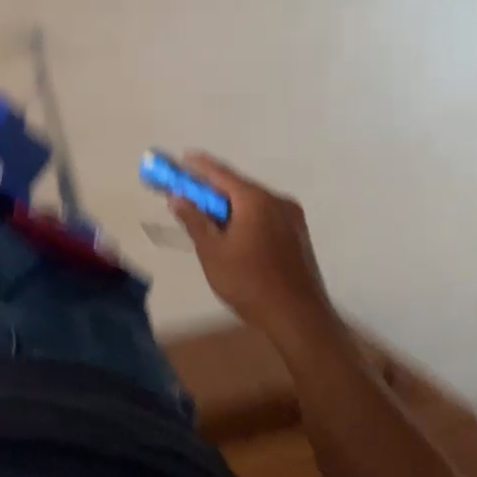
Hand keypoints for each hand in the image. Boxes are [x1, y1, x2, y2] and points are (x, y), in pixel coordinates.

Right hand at [166, 152, 345, 352]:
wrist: (298, 319)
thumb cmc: (249, 282)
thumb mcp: (212, 251)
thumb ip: (194, 220)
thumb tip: (178, 197)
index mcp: (256, 200)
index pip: (220, 173)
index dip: (197, 166)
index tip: (180, 157)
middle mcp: (277, 201)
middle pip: (236, 186)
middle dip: (209, 187)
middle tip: (185, 190)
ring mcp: (291, 218)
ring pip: (250, 201)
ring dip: (225, 203)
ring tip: (203, 213)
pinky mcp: (297, 235)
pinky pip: (263, 214)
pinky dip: (242, 215)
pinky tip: (229, 230)